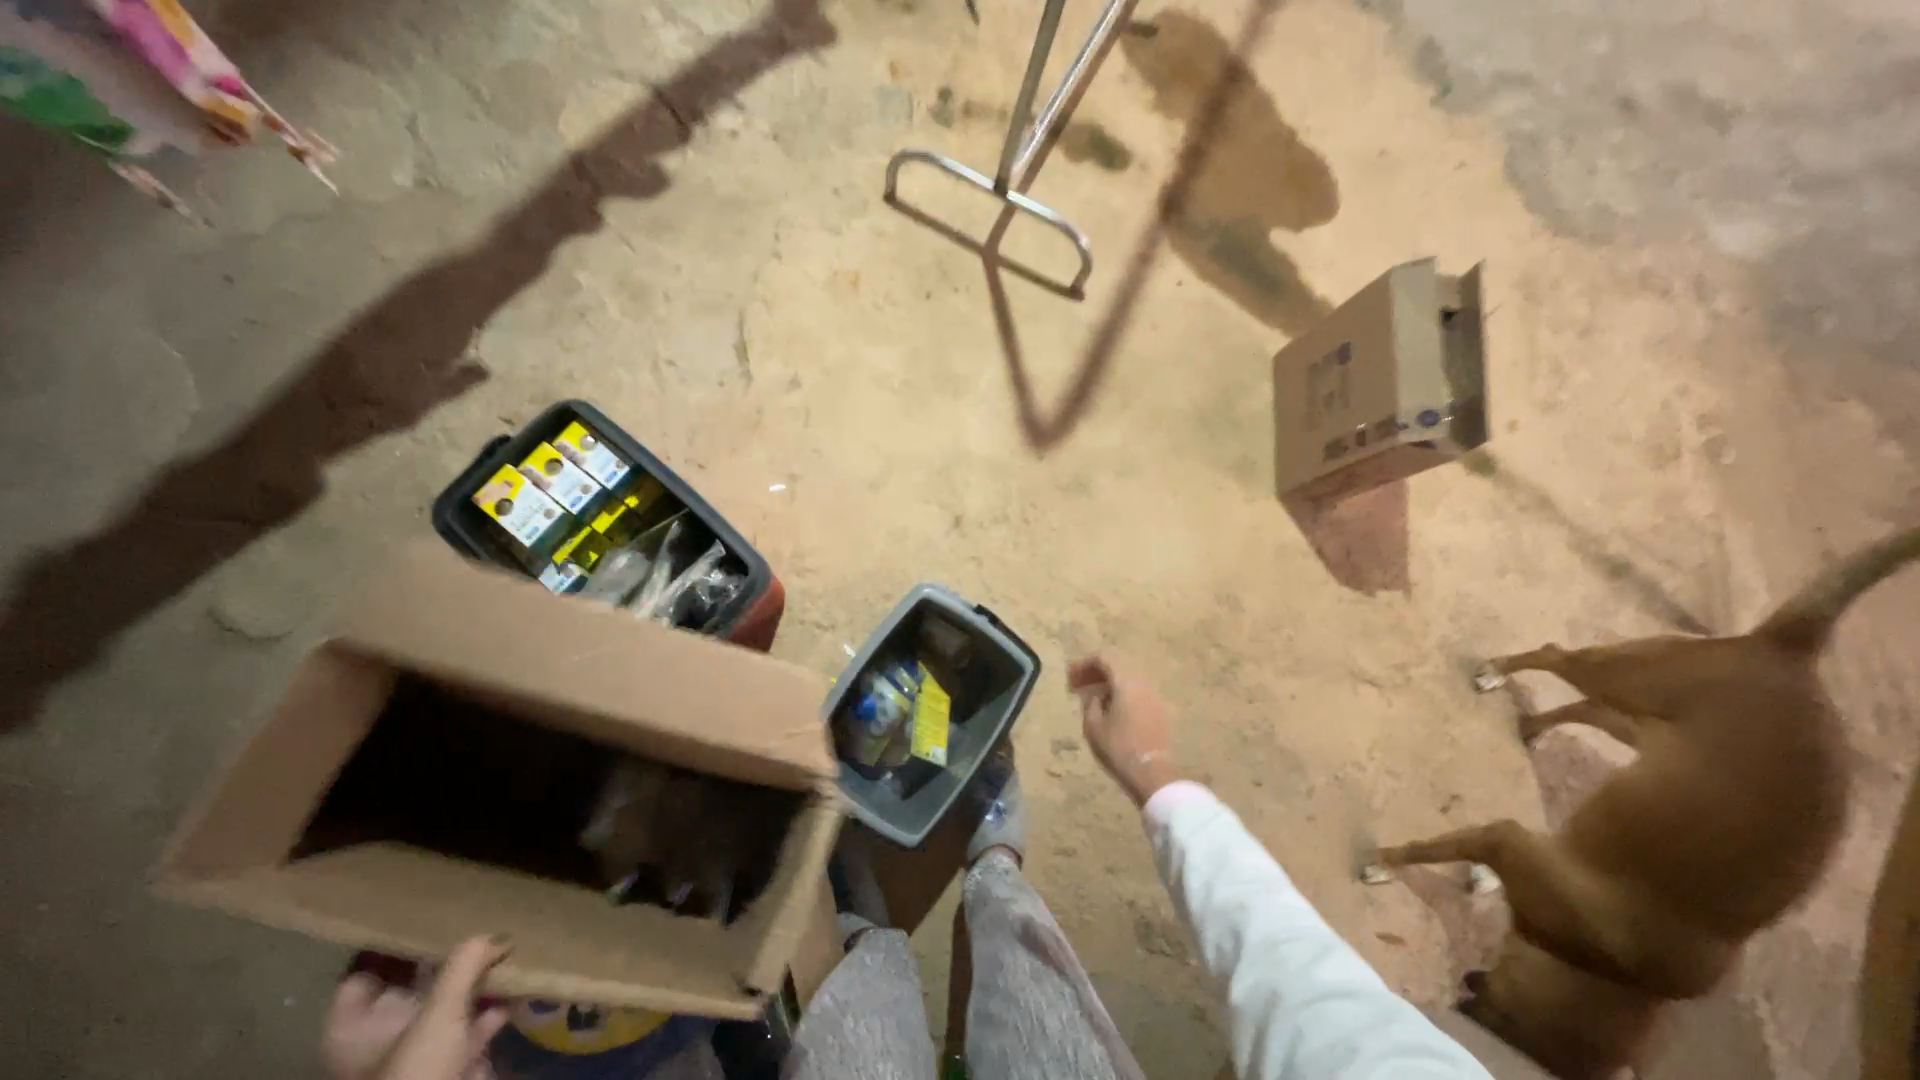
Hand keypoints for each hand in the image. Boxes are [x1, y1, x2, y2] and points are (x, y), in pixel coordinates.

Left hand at [323, 937, 512, 1079]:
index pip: (365, 972)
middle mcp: (378, 1039)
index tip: (427, 916)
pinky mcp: (446, 1069)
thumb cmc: (415, 1071)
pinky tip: (515, 992)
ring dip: (472, 984)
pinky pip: (468, 1029)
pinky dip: (489, 1013)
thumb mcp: (440, 1011)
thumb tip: (493, 934)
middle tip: (473, 926)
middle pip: (410, 987)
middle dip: (444, 960)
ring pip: (443, 1007)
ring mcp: (413, 1056)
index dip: (394, 944)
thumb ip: (464, 965)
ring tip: (503, 953)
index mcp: (352, 1027)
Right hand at [1069, 653, 1180, 806]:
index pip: (1104, 658)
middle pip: (1118, 667)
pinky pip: (1137, 694)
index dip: (1084, 664)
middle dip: (1096, 674)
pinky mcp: (1160, 712)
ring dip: (1109, 686)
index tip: (1069, 678)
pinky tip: (1110, 712)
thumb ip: (1090, 703)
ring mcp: (1155, 697)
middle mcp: (1144, 683)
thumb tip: (1095, 695)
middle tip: (1077, 687)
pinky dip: (1121, 696)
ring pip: (1128, 681)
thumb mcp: (1093, 725)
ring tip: (1092, 701)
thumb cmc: (1118, 748)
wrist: (1153, 775)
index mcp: (1126, 681)